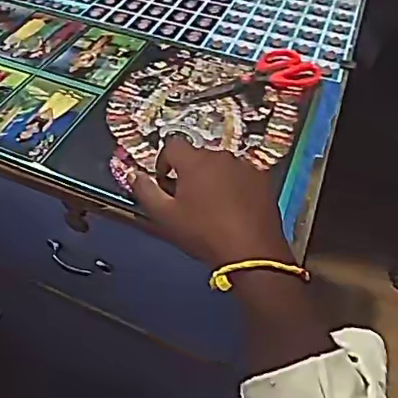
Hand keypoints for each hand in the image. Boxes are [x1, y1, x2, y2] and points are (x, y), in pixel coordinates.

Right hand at [130, 139, 335, 373]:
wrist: (251, 252)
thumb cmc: (203, 233)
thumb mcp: (164, 216)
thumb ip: (145, 191)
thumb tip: (135, 174)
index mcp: (194, 161)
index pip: (172, 145)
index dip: (164, 162)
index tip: (165, 183)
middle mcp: (221, 156)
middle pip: (197, 156)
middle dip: (189, 173)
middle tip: (187, 200)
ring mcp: (245, 166)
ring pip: (220, 165)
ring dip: (212, 178)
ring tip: (212, 206)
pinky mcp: (263, 179)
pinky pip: (240, 175)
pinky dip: (233, 185)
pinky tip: (233, 208)